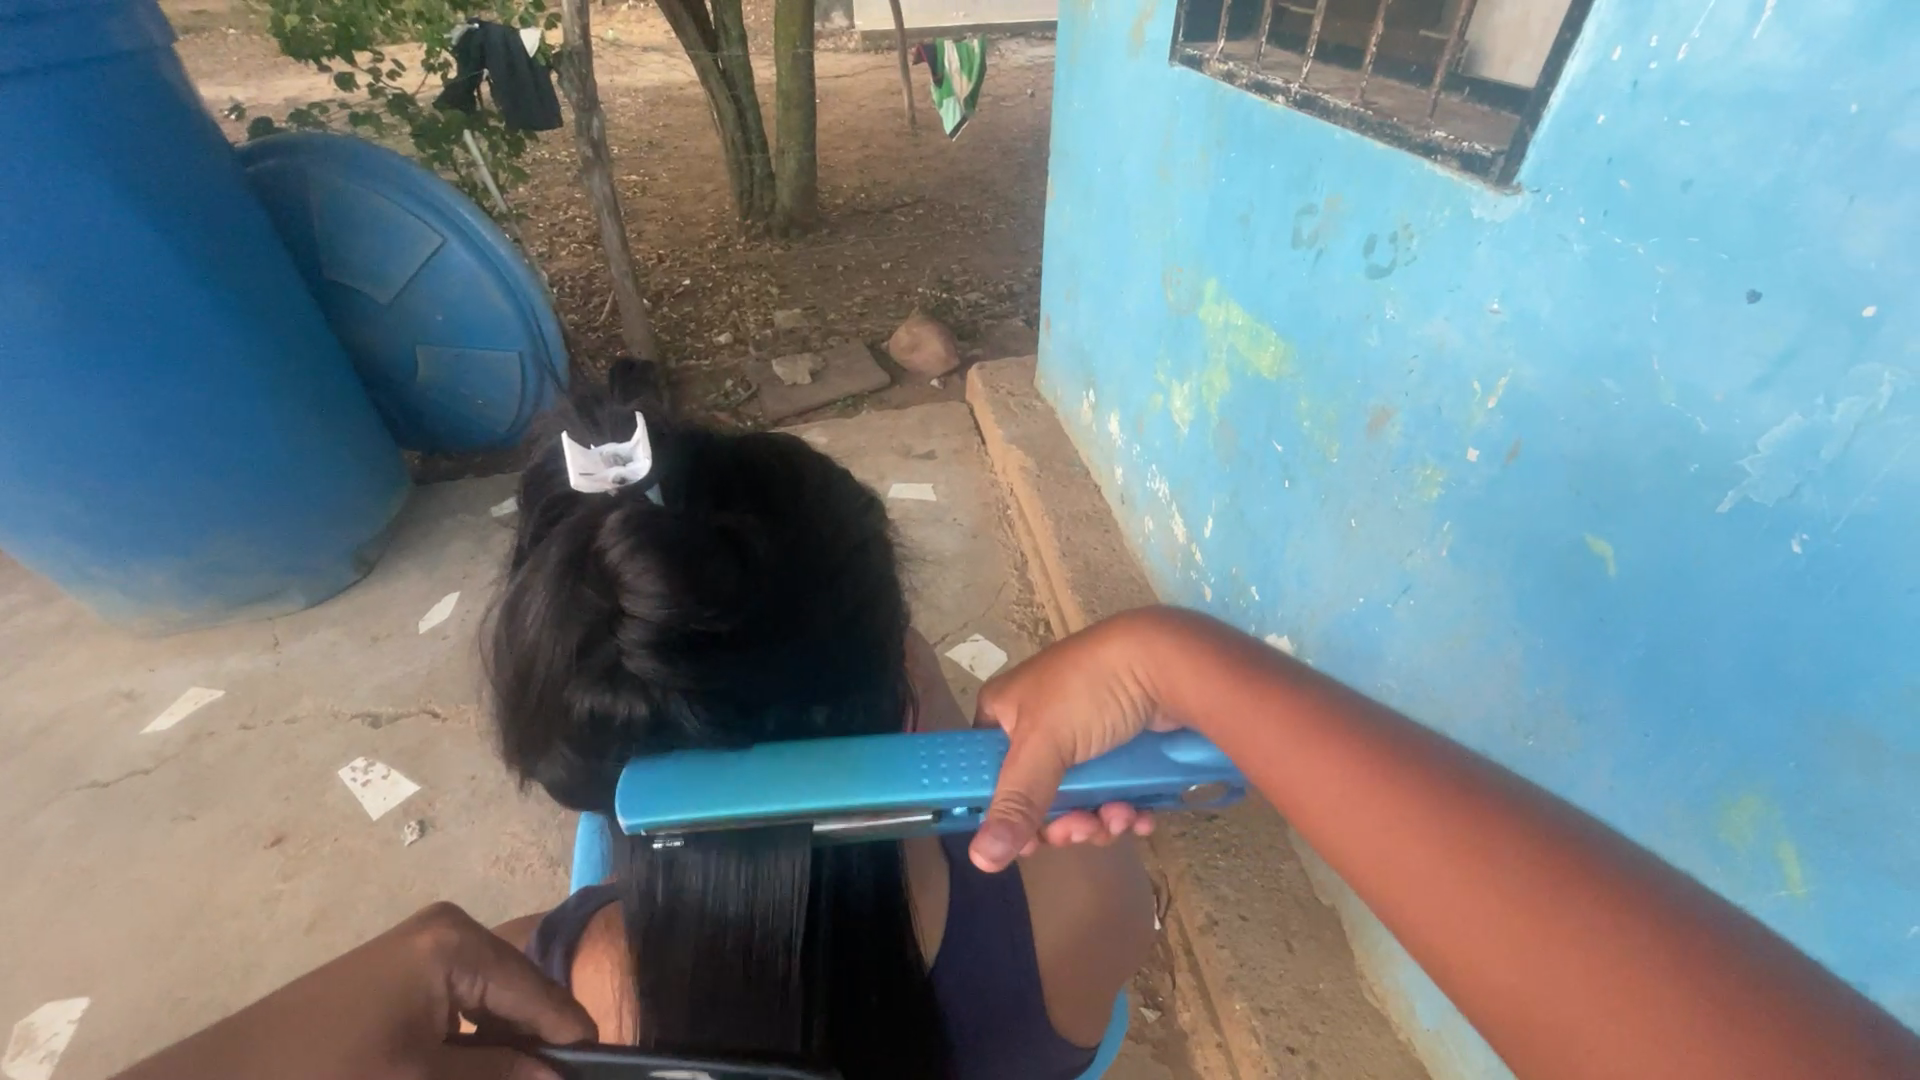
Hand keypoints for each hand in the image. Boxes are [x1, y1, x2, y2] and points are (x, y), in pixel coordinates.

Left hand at [115, 902, 594, 1079]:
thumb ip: (499, 1076)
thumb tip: (562, 1077)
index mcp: (459, 941)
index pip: (541, 992)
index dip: (570, 1041)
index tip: (598, 1076)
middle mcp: (450, 932)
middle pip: (518, 997)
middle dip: (531, 1051)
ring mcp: (421, 953)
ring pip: (489, 1009)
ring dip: (499, 1054)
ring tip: (515, 1079)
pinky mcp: (397, 979)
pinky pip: (455, 1014)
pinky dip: (467, 1050)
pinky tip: (470, 1074)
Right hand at [969, 609, 1189, 870]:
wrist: (1164, 661)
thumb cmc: (1088, 692)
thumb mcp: (1043, 745)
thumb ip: (1015, 803)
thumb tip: (979, 859)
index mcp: (1005, 710)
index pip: (986, 768)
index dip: (1001, 809)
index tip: (1027, 842)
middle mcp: (1037, 722)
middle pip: (1036, 792)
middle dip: (1063, 820)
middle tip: (1082, 830)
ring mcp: (1081, 734)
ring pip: (1078, 797)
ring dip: (1099, 820)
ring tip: (1121, 817)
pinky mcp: (1119, 745)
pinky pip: (1111, 790)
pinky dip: (1124, 808)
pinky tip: (1141, 815)